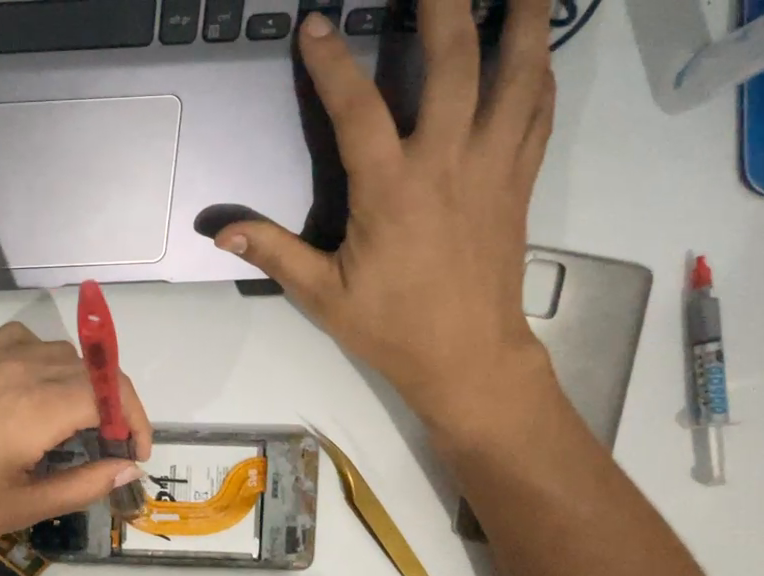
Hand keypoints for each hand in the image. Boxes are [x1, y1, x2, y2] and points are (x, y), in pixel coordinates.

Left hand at [0, 322, 149, 548]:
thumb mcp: (23, 506)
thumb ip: (83, 485)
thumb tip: (127, 468)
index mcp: (37, 408)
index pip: (111, 393)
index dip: (135, 421)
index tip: (135, 452)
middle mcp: (20, 370)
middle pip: (92, 371)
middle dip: (113, 406)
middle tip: (107, 446)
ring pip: (60, 353)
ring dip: (80, 382)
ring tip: (72, 423)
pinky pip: (23, 339)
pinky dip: (43, 358)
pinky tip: (33, 390)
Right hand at [211, 0, 557, 433]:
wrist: (466, 354)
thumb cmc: (389, 325)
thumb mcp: (321, 294)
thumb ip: (274, 254)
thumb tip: (223, 232)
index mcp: (391, 190)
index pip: (357, 110)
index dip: (332, 65)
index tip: (316, 25)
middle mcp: (447, 162)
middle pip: (454, 64)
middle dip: (446, 6)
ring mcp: (493, 166)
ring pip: (518, 73)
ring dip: (521, 19)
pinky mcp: (519, 179)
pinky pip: (539, 111)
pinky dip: (540, 71)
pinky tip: (537, 49)